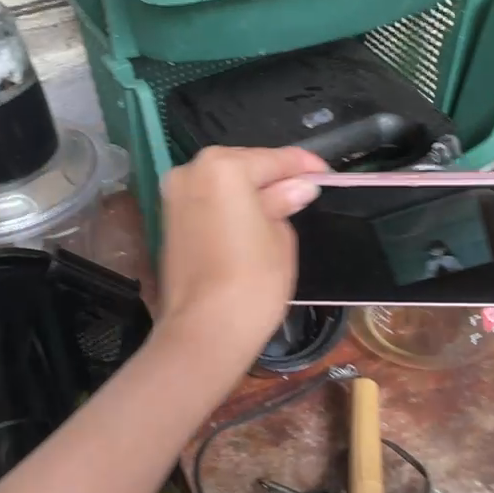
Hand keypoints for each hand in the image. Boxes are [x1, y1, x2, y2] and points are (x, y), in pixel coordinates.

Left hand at [154, 146, 327, 359]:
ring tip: (283, 207)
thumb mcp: (281, 237)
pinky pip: (207, 203)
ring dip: (249, 192)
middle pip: (242, 166)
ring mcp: (174, 197)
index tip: (326, 173)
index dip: (303, 166)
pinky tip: (252, 222)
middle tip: (305, 191)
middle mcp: (191, 172)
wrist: (205, 332)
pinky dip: (228, 208)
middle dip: (273, 177)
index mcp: (223, 167)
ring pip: (221, 184)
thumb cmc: (252, 282)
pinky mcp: (167, 223)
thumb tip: (296, 188)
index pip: (273, 159)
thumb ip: (284, 203)